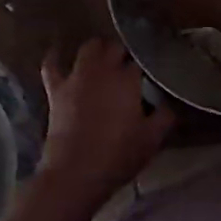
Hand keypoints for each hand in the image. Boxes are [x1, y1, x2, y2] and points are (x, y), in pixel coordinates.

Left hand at [39, 39, 174, 201]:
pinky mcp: (56, 89)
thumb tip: (169, 104)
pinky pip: (51, 65)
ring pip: (89, 48)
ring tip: (104, 58)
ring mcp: (77, 77)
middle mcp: (102, 70)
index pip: (140, 61)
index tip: (150, 74)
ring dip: (98, 49)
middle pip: (115, 47)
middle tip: (129, 67)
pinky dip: (55, 57)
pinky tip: (58, 53)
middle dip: (123, 52)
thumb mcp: (151, 139)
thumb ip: (165, 117)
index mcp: (127, 79)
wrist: (76, 173)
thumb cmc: (118, 155)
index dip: (145, 66)